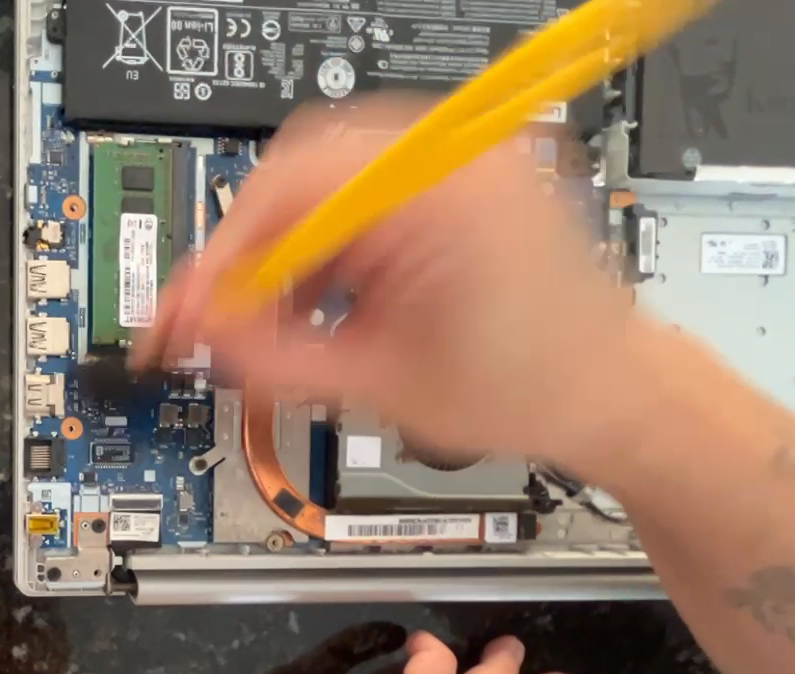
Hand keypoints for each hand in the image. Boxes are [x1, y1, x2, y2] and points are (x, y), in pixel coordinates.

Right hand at [138, 95, 667, 468]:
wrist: (603, 391)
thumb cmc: (528, 387)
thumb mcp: (377, 384)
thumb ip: (274, 357)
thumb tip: (201, 331)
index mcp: (443, 193)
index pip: (290, 187)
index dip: (223, 254)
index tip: (191, 308)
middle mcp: (449, 161)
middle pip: (294, 178)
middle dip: (244, 256)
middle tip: (219, 316)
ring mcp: (448, 171)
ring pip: (313, 195)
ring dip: (276, 264)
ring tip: (270, 328)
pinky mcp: (440, 195)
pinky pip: (345, 211)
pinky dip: (310, 262)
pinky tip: (308, 311)